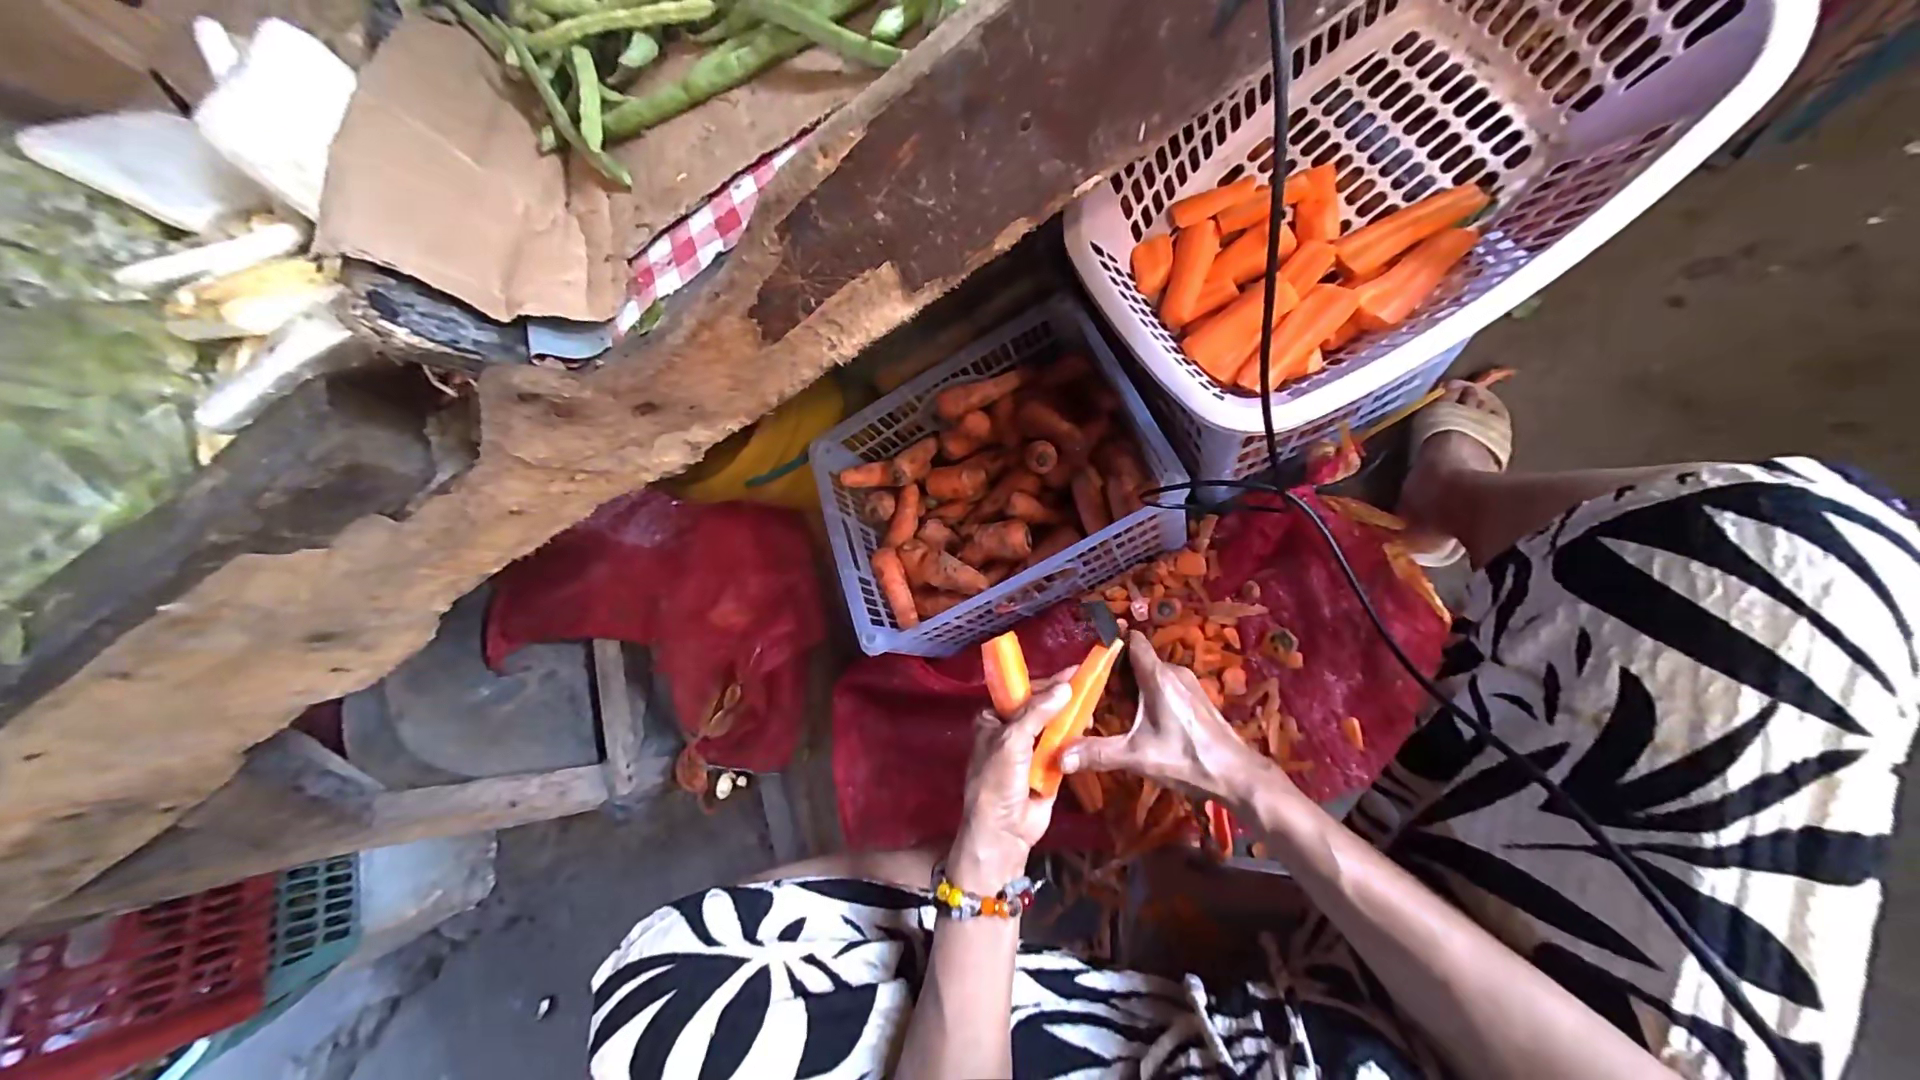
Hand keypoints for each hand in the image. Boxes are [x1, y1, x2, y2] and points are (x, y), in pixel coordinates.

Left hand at [948, 678, 1073, 893]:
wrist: (1003, 832)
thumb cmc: (998, 780)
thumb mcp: (1012, 740)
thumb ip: (1037, 712)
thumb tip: (1066, 687)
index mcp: (992, 719)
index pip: (1021, 693)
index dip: (1046, 682)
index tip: (1072, 672)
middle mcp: (1010, 731)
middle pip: (1040, 708)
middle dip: (1061, 698)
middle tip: (1087, 683)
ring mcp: (1029, 750)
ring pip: (1054, 726)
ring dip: (1071, 716)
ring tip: (1092, 702)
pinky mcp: (1047, 768)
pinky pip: (1064, 747)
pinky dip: (1076, 737)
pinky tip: (1091, 726)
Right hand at [1059, 631, 1288, 809]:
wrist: (1237, 775)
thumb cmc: (1186, 759)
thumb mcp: (1138, 757)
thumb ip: (1098, 754)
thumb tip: (1060, 756)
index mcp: (1158, 677)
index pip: (1133, 642)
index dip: (1112, 642)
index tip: (1091, 654)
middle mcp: (1174, 673)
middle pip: (1139, 659)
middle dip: (1117, 671)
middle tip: (1094, 689)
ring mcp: (1189, 685)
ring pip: (1153, 673)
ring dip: (1134, 684)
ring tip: (1113, 705)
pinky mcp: (1197, 699)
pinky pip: (1166, 685)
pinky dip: (1150, 693)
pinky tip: (1142, 718)